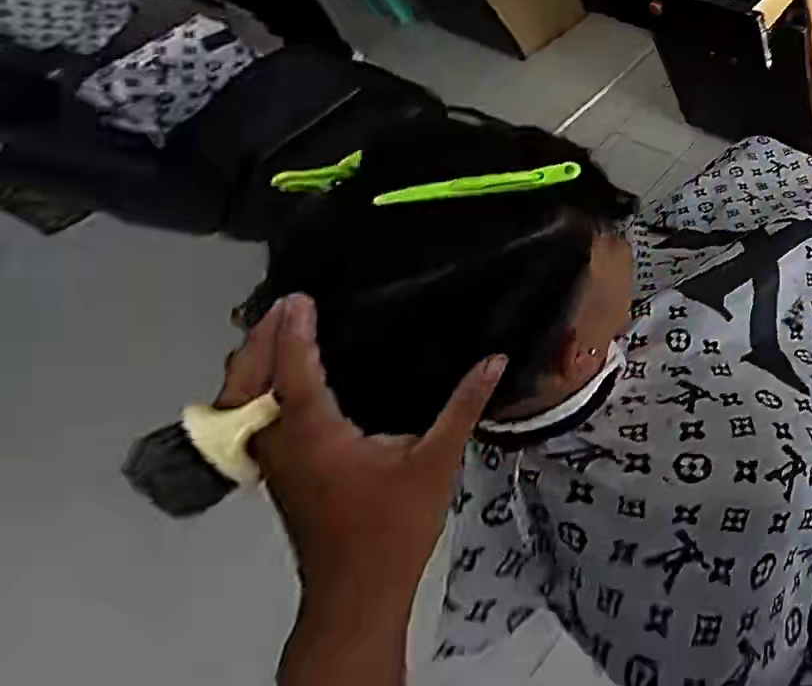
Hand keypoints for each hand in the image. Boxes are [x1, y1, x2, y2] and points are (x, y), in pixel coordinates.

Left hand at [215, 295, 504, 684]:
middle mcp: (280, 446)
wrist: (358, 585)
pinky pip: (253, 420)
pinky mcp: (279, 473)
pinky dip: (258, 390)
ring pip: (240, 407)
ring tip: (275, 333)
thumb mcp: (438, 459)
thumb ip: (464, 405)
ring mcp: (272, 463)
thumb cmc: (396, 521)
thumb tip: (496, 359)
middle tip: (280, 307)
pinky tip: (283, 384)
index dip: (294, 336)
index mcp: (315, 437)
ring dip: (251, 367)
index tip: (298, 301)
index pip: (294, 376)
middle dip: (256, 345)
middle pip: (246, 388)